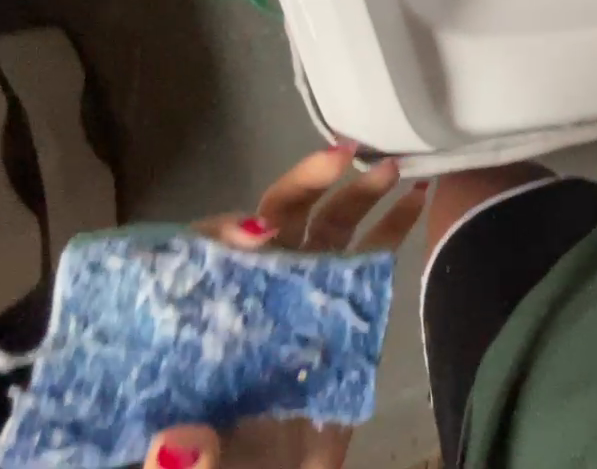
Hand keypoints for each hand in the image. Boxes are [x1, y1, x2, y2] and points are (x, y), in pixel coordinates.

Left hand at [140, 147, 426, 468]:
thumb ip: (189, 462)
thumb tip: (178, 443)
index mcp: (200, 326)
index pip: (200, 260)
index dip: (223, 236)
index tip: (258, 234)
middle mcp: (250, 297)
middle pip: (270, 222)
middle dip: (305, 185)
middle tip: (342, 159)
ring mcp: (302, 296)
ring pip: (325, 228)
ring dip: (356, 193)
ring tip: (391, 167)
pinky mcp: (348, 305)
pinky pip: (370, 252)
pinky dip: (393, 220)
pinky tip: (418, 196)